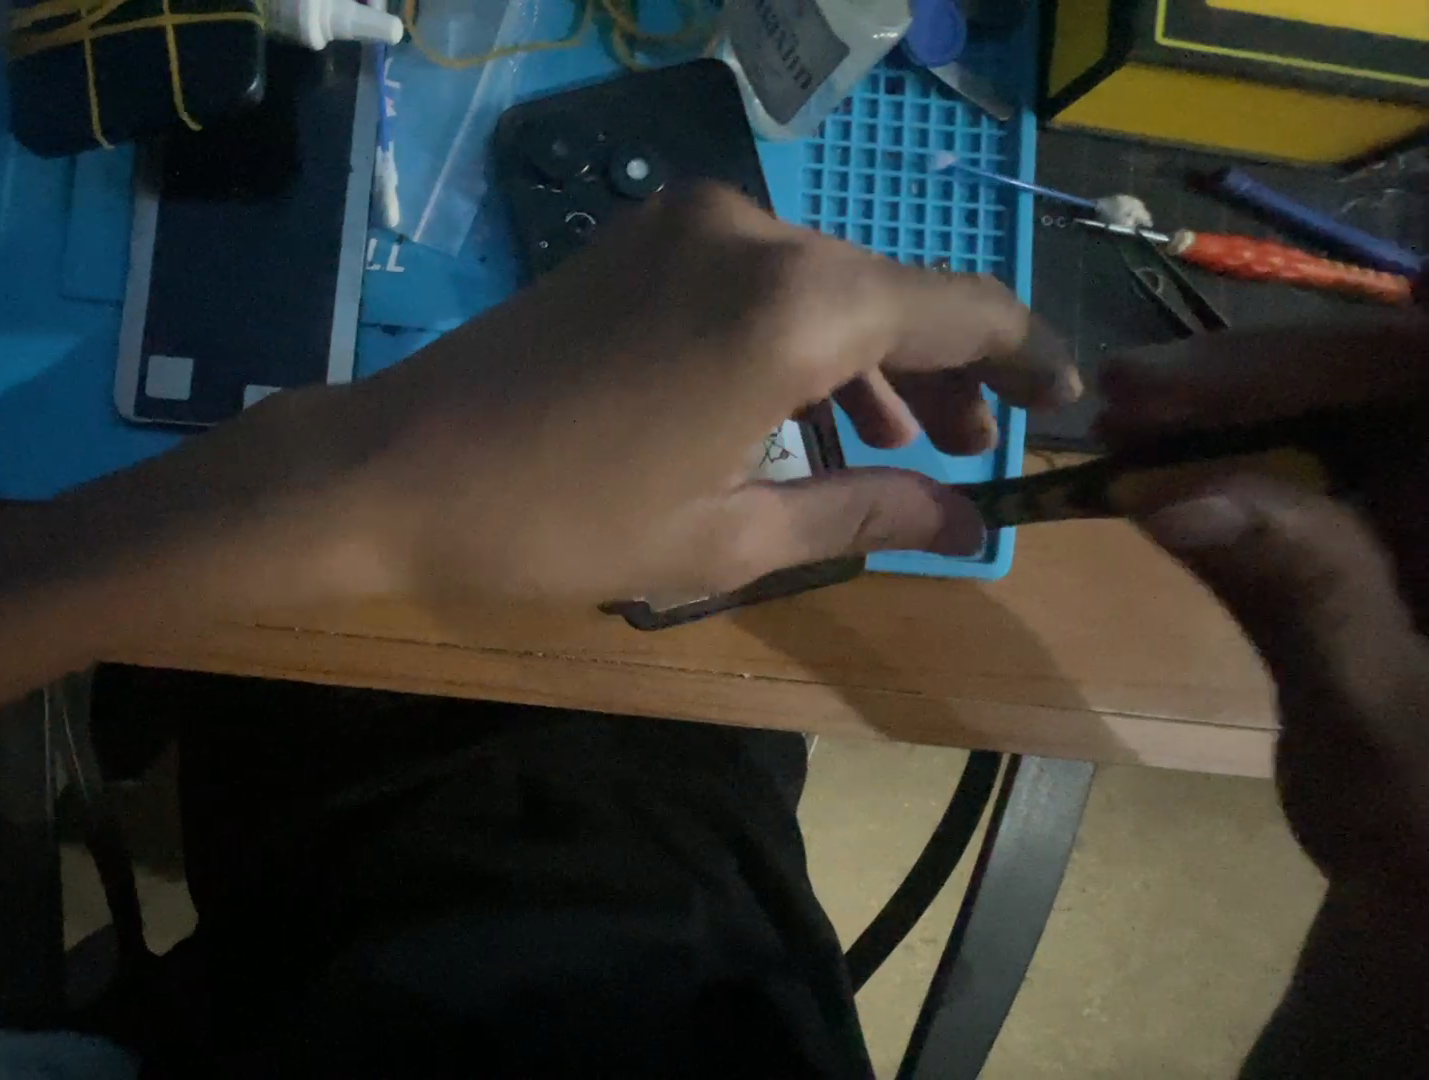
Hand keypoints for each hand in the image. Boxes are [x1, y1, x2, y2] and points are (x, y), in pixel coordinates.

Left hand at [218, 184, 1077, 603]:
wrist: (398, 468)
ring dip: (853, 365)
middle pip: (884, 296)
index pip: (963, 311)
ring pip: (809, 290)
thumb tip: (967, 517)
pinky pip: (740, 285)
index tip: (1068, 407)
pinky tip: (781, 409)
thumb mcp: (722, 539)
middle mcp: (751, 233)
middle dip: (932, 377)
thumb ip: (857, 513)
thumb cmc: (560, 521)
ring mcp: (678, 226)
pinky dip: (778, 342)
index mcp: (795, 305)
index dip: (1028, 363)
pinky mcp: (629, 241)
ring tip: (878, 447)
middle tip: (957, 454)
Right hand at [1100, 317, 1428, 891]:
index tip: (1175, 383)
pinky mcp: (1397, 525)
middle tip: (1122, 392)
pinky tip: (1150, 462)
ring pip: (1352, 405)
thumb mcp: (1380, 721)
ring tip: (1119, 424)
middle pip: (1404, 371)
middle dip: (1261, 373)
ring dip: (1229, 407)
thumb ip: (1299, 595)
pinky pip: (1312, 457)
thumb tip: (1166, 491)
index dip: (1327, 356)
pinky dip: (1223, 454)